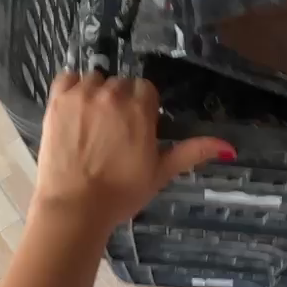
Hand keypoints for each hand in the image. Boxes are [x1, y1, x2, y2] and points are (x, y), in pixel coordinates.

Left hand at [31, 72, 232, 235]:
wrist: (75, 207)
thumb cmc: (122, 193)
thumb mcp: (161, 172)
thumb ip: (192, 152)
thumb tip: (229, 146)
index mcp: (140, 108)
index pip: (147, 90)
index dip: (143, 110)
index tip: (137, 131)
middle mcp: (112, 94)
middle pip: (122, 84)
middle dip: (121, 103)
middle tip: (115, 134)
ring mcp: (82, 95)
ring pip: (95, 80)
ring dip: (97, 95)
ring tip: (94, 125)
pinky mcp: (57, 101)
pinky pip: (68, 78)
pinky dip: (73, 89)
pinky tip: (76, 112)